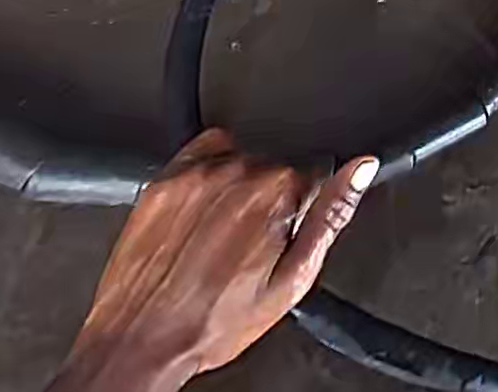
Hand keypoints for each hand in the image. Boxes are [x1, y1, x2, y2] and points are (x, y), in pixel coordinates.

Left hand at [49, 129, 376, 391]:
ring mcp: (201, 173)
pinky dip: (214, 168)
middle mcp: (242, 172)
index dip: (304, 206)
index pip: (315, 171)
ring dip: (242, 186)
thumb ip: (333, 214)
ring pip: (246, 158)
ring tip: (222, 233)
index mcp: (279, 191)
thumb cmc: (212, 321)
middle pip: (279, 165)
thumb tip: (362, 168)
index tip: (285, 232)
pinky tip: (207, 207)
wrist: (135, 348)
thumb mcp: (293, 280)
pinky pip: (208, 148)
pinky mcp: (168, 178)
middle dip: (273, 197)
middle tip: (251, 243)